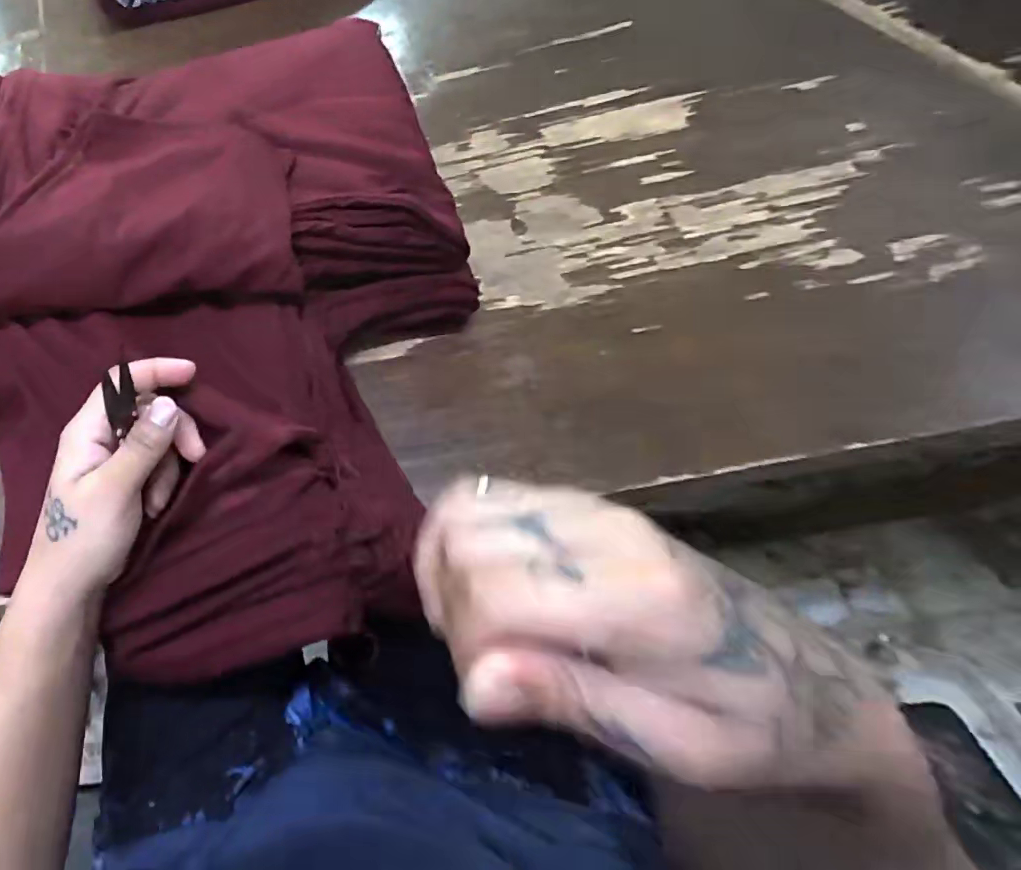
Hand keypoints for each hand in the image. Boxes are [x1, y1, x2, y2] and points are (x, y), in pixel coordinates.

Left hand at [16, 359, 207, 611]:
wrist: (67, 587)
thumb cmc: (84, 535)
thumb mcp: (117, 488)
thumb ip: (143, 444)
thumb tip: (168, 402)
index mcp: (86, 430)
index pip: (120, 382)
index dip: (155, 371)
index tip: (192, 373)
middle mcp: (95, 436)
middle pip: (144, 410)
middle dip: (173, 430)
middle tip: (196, 456)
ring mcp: (107, 459)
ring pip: (152, 439)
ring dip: (166, 465)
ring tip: (157, 502)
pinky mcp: (118, 480)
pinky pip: (149, 464)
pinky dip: (159, 481)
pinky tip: (153, 508)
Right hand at [416, 478, 897, 790]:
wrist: (805, 675)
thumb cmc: (748, 725)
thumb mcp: (681, 748)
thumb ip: (572, 704)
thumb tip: (474, 687)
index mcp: (644, 597)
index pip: (495, 597)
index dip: (469, 646)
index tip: (492, 689)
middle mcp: (605, 530)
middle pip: (465, 549)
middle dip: (450, 608)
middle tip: (483, 659)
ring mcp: (581, 503)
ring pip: (456, 512)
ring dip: (439, 568)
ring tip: (469, 616)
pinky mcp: (563, 496)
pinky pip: (469, 495)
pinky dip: (446, 535)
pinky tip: (467, 577)